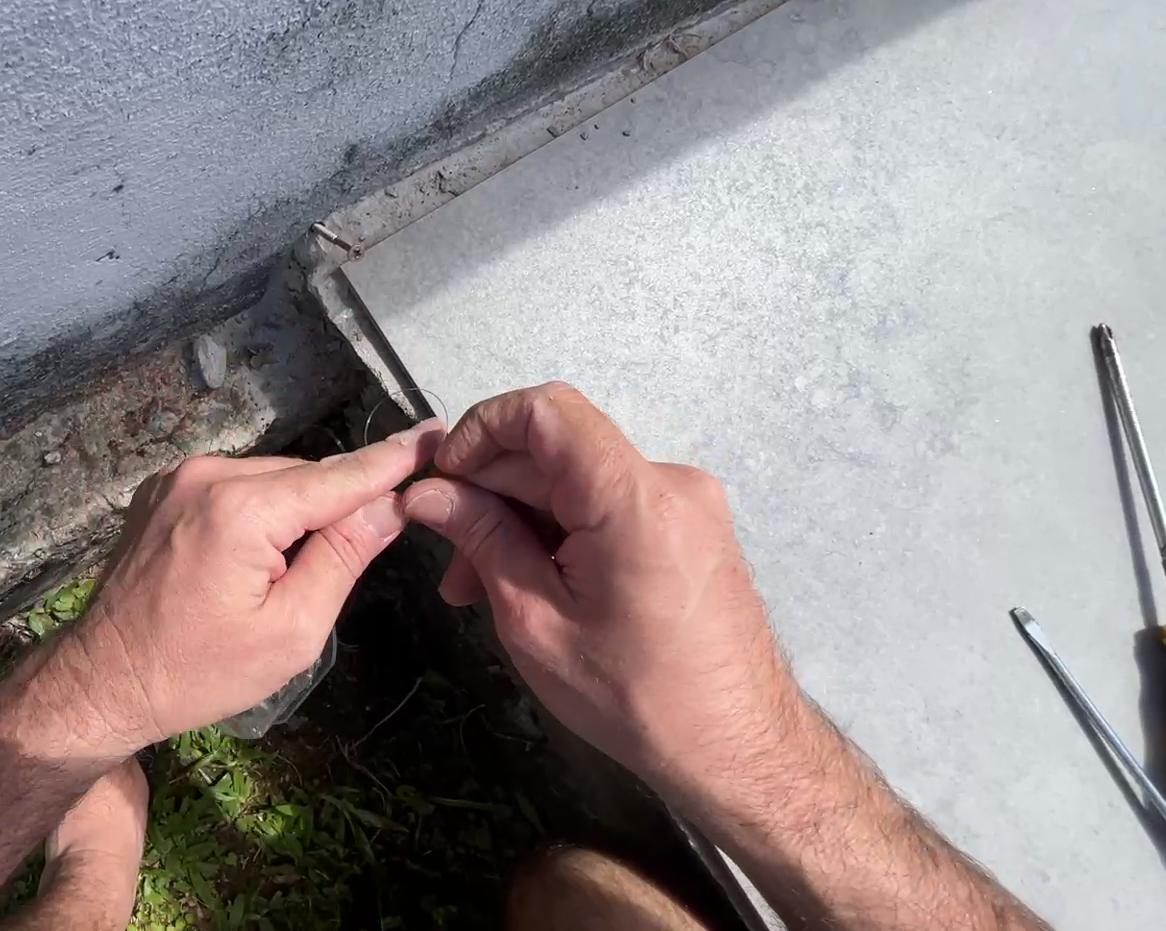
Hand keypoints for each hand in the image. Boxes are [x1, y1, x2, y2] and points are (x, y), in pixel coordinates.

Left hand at [60, 420, 444, 748]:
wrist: (104, 678)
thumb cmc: (200, 669)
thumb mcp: (290, 629)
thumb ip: (343, 557)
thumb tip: (389, 505)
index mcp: (241, 508)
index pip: (337, 477)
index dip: (390, 460)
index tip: (434, 433)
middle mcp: (207, 474)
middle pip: (303, 478)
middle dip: (334, 508)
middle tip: (340, 559)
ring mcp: (178, 476)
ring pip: (269, 480)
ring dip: (293, 512)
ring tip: (280, 574)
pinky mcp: (163, 487)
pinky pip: (234, 486)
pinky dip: (258, 509)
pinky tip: (251, 555)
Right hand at [399, 383, 806, 813]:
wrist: (742, 754)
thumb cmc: (634, 697)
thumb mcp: (534, 619)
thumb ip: (480, 538)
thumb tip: (423, 492)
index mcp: (632, 500)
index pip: (545, 411)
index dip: (481, 428)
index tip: (445, 477)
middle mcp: (665, 481)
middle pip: (548, 453)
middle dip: (485, 493)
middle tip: (445, 554)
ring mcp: (676, 501)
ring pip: (565, 482)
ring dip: (511, 520)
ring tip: (472, 583)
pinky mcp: (677, 523)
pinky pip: (594, 504)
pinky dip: (549, 531)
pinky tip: (519, 578)